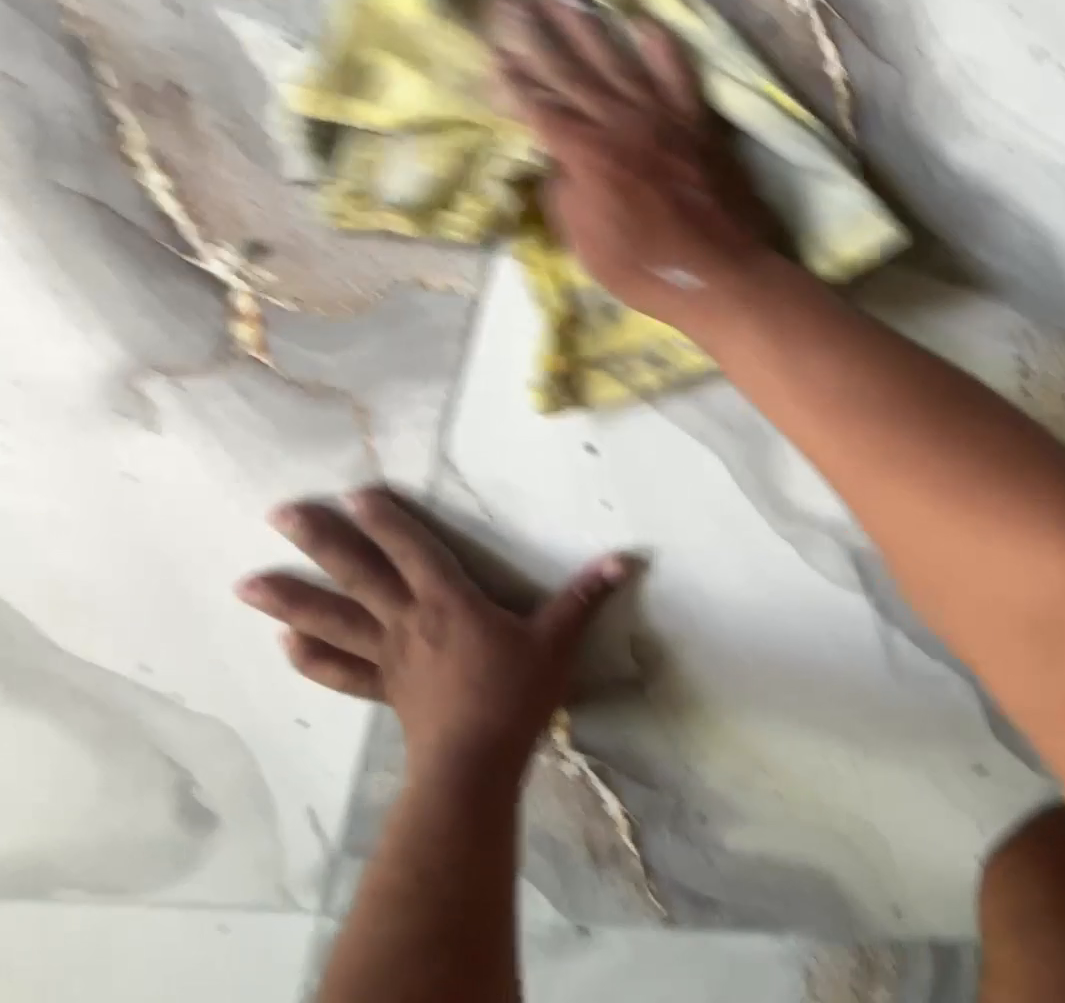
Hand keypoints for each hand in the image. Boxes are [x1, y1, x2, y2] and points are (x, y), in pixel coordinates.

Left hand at [235, 488, 631, 784]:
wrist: (476, 761)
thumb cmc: (518, 694)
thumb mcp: (559, 640)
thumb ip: (586, 597)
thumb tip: (625, 559)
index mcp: (450, 604)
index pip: (414, 552)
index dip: (387, 522)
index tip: (353, 494)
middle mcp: (411, 623)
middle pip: (359, 577)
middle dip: (321, 544)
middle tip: (277, 514)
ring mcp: (391, 659)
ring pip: (335, 623)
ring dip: (291, 601)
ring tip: (246, 584)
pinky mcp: (386, 691)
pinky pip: (342, 671)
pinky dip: (313, 659)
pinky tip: (288, 645)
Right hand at [490, 0, 778, 329]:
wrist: (726, 276)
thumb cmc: (653, 273)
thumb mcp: (588, 249)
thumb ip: (565, 201)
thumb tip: (557, 169)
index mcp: (585, 154)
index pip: (537, 106)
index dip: (512, 82)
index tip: (494, 58)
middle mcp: (620, 124)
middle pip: (571, 71)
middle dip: (537, 35)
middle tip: (513, 2)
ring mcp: (664, 121)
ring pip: (619, 62)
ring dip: (588, 28)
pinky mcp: (701, 128)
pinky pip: (680, 78)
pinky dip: (663, 50)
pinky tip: (647, 25)